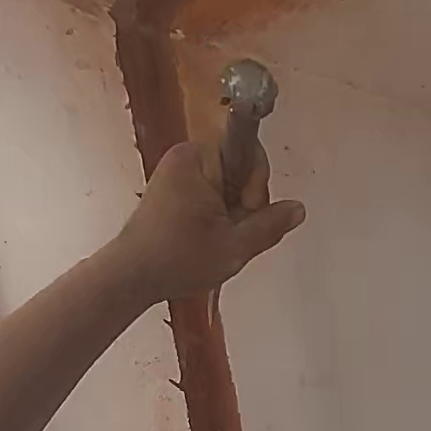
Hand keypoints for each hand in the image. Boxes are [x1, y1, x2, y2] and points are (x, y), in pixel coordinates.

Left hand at [108, 140, 306, 302]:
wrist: (132, 277)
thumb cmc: (179, 258)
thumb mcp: (236, 246)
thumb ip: (271, 224)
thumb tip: (298, 209)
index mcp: (199, 158)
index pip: (251, 153)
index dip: (256, 188)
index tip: (242, 215)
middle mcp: (186, 157)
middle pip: (241, 172)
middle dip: (244, 205)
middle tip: (229, 236)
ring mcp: (177, 173)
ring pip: (228, 188)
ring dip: (231, 216)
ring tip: (215, 242)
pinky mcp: (172, 191)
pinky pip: (211, 196)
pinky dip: (216, 218)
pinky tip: (207, 241)